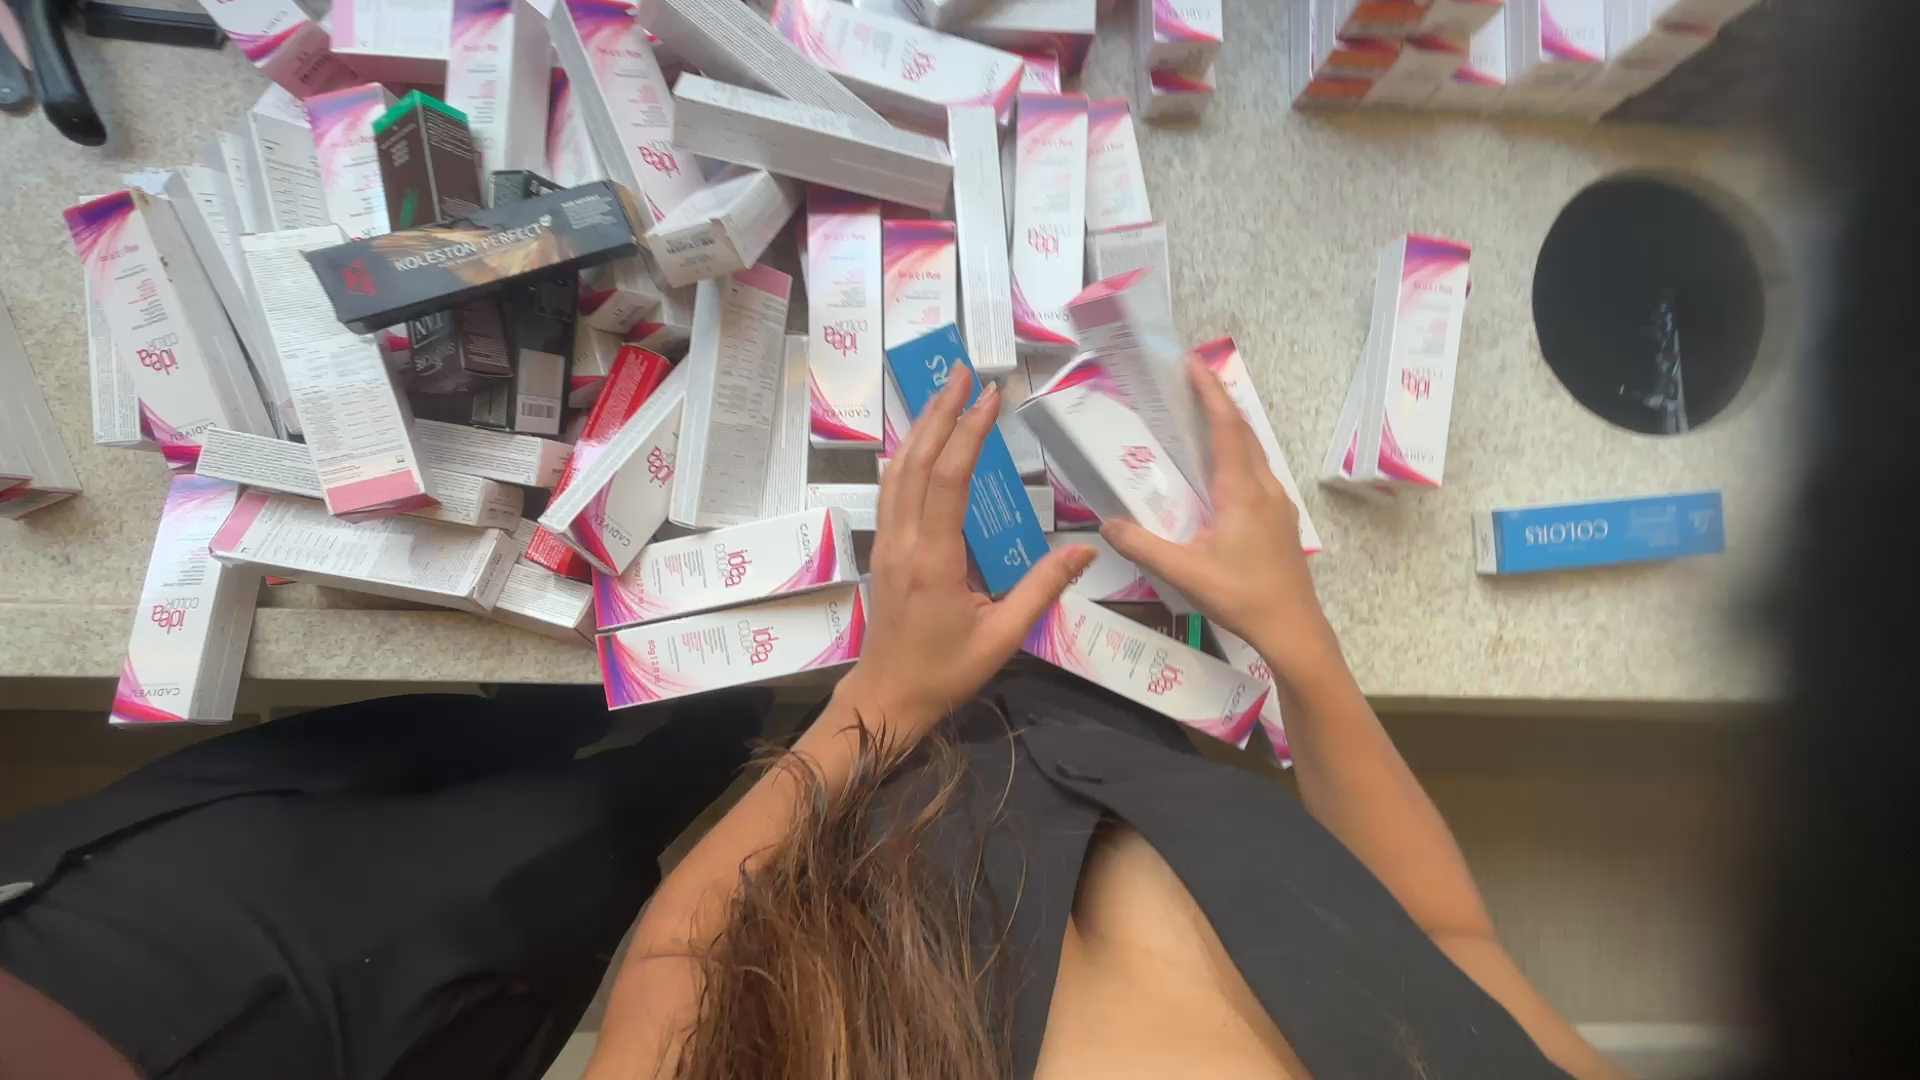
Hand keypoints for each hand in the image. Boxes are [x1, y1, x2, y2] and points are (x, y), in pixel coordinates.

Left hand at [837, 374, 1096, 734]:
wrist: (888, 696)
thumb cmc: (945, 671)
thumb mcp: (1003, 636)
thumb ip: (1042, 588)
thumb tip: (1086, 548)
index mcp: (933, 559)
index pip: (948, 480)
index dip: (968, 433)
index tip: (989, 397)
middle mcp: (903, 540)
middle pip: (916, 462)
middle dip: (939, 412)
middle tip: (960, 371)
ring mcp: (886, 542)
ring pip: (896, 471)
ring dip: (920, 428)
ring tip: (941, 393)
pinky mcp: (882, 548)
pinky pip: (891, 490)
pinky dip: (906, 456)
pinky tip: (920, 443)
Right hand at [1101, 355, 1338, 683]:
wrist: (1293, 629)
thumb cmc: (1241, 597)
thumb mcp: (1184, 573)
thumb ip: (1142, 546)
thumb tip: (1105, 525)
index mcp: (1242, 492)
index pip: (1226, 429)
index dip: (1209, 393)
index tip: (1192, 364)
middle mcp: (1264, 488)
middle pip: (1243, 432)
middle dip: (1217, 400)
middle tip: (1189, 380)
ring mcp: (1278, 503)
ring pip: (1253, 452)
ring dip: (1229, 426)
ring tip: (1202, 414)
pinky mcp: (1280, 519)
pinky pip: (1257, 472)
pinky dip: (1237, 453)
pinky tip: (1221, 470)